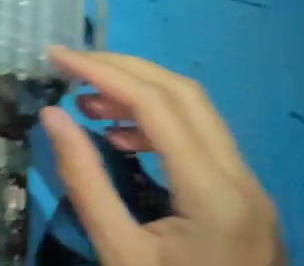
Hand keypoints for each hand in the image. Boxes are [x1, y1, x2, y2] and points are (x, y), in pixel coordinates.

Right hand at [41, 47, 285, 265]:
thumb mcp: (120, 253)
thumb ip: (86, 181)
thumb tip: (51, 114)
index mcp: (214, 194)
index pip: (155, 104)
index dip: (101, 71)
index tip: (55, 56)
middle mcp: (243, 181)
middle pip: (182, 93)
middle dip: (121, 69)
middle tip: (69, 67)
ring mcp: (251, 191)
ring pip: (197, 111)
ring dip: (140, 92)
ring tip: (87, 102)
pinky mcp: (247, 202)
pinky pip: (203, 138)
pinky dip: (159, 120)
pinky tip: (122, 137)